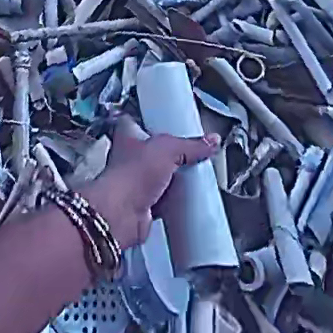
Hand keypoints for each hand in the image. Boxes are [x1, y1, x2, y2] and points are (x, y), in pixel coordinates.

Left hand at [80, 125, 219, 250]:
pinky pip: (164, 198)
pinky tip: (185, 198)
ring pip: (160, 174)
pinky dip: (174, 199)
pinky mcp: (144, 202)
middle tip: (190, 152)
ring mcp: (136, 179)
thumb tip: (210, 140)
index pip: (142, 119)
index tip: (174, 122)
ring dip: (174, 178)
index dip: (158, 120)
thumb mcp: (167, 148)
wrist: (122, 213)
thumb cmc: (130, 174)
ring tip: (192, 174)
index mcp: (128, 132)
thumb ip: (191, 145)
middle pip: (155, 149)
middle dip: (172, 153)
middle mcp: (130, 155)